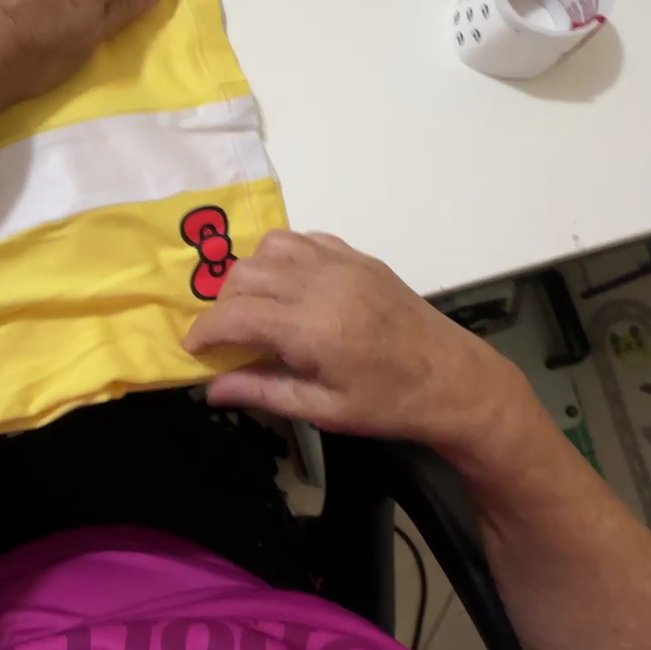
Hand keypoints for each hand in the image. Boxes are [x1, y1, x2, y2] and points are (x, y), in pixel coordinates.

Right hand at [183, 231, 538, 464]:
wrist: (456, 380)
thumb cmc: (387, 403)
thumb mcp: (321, 410)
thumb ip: (261, 391)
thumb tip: (210, 388)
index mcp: (312, 328)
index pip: (234, 314)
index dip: (204, 331)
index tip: (194, 349)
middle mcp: (322, 285)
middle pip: (243, 274)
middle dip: (222, 305)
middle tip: (228, 337)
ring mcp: (342, 264)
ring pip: (269, 247)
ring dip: (249, 276)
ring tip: (256, 308)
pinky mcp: (359, 258)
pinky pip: (303, 239)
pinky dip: (281, 257)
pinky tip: (287, 286)